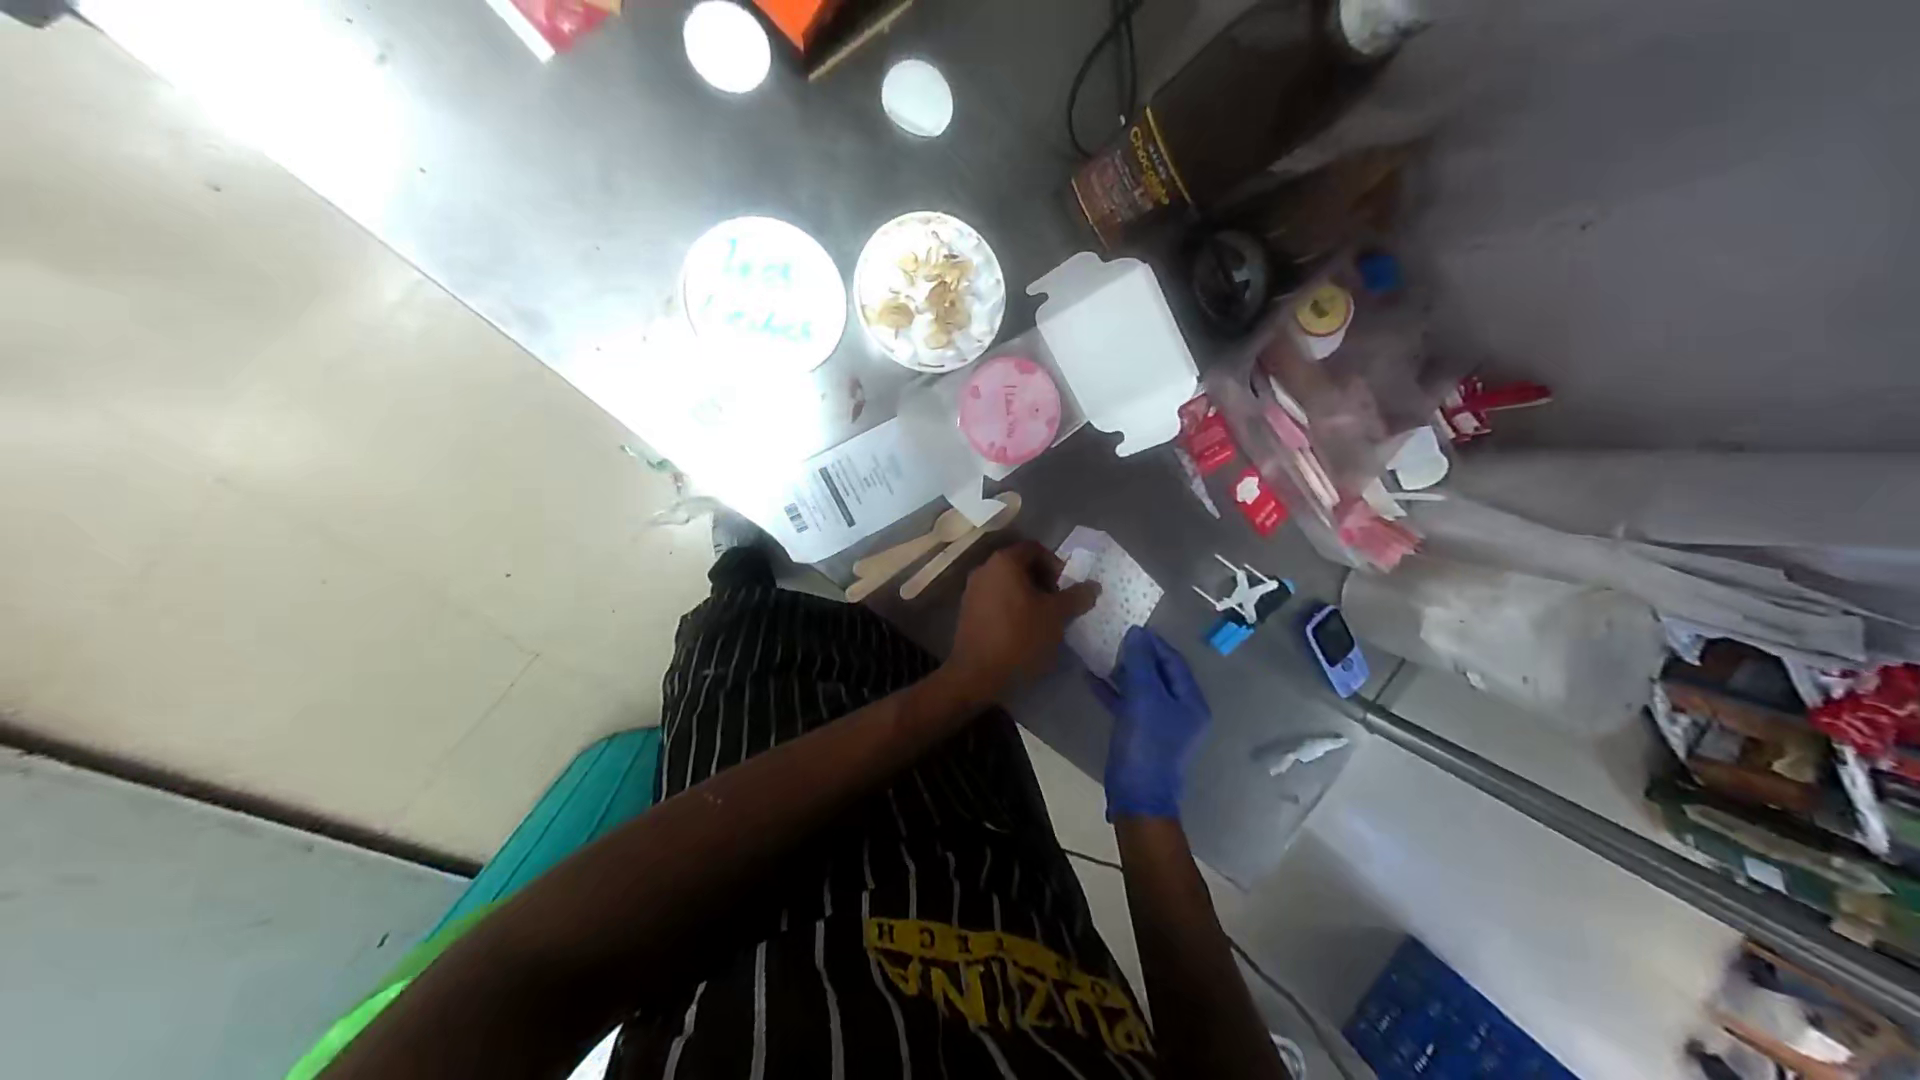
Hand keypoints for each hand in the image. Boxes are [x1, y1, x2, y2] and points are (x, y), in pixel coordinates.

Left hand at [946, 540, 1099, 700]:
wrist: (977, 673)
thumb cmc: (1020, 636)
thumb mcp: (1056, 616)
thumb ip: (1076, 597)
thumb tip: (1094, 586)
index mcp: (1005, 561)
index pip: (1035, 549)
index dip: (1055, 564)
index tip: (1065, 588)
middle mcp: (984, 569)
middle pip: (1020, 565)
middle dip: (1042, 580)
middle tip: (1057, 603)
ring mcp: (972, 590)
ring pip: (1007, 583)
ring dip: (1028, 595)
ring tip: (1042, 619)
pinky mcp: (967, 611)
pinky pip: (995, 599)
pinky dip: (1011, 606)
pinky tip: (1021, 630)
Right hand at [1090, 626, 1210, 820]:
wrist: (1137, 795)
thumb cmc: (1147, 743)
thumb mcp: (1144, 698)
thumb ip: (1140, 663)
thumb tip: (1137, 633)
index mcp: (1191, 702)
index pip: (1174, 662)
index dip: (1154, 644)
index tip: (1131, 627)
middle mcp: (1180, 711)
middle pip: (1160, 674)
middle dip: (1137, 656)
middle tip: (1115, 638)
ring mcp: (1160, 724)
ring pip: (1142, 688)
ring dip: (1123, 672)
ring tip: (1102, 654)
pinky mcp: (1140, 734)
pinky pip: (1128, 704)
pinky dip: (1112, 691)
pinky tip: (1091, 678)